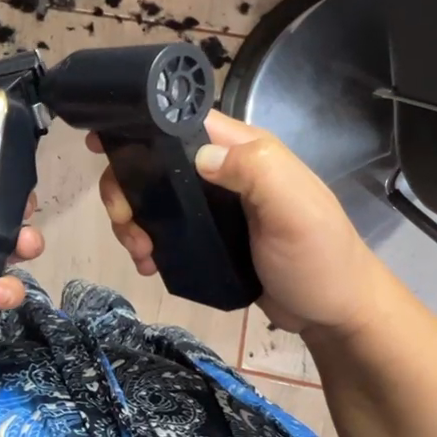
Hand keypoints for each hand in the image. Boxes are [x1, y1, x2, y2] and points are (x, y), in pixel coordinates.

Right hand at [88, 111, 383, 337]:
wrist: (333, 316)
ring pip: (151, 194)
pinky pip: (160, 225)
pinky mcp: (204, 234)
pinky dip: (144, 239)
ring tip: (139, 250)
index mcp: (244, 150)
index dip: (140, 124)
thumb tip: (200, 156)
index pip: (183, 120)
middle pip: (154, 159)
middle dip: (126, 186)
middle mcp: (222, 169)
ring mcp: (211, 203)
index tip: (103, 144)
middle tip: (125, 220)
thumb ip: (255, 171)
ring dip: (131, 218)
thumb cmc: (319, 260)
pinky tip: (147, 261)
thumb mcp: (296, 211)